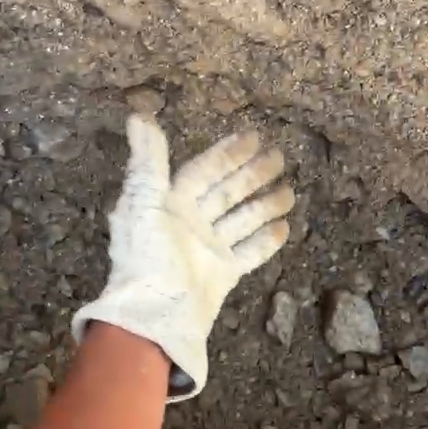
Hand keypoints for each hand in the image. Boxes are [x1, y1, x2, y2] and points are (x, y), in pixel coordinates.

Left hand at [72, 114, 295, 399]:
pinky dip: (265, 240)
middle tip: (280, 158)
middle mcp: (189, 223)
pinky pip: (248, 252)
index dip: (227, 154)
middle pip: (227, 192)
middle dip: (252, 175)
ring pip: (242, 220)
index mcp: (169, 203)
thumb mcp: (144, 202)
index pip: (204, 171)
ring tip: (289, 192)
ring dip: (264, 205)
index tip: (253, 137)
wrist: (158, 312)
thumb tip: (138, 115)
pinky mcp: (223, 274)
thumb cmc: (148, 255)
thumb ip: (148, 160)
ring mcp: (207, 249)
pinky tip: (284, 227)